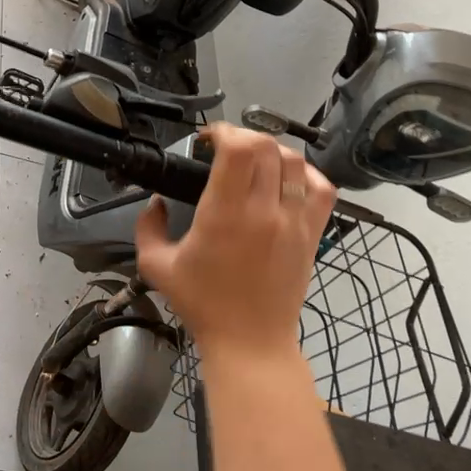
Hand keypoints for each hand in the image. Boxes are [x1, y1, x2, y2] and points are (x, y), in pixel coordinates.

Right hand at [136, 123, 336, 356]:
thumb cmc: (200, 303)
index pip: (239, 150)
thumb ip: (148, 227)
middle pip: (268, 147)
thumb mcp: (155, 265)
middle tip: (224, 148)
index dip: (224, 131)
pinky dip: (306, 172)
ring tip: (252, 161)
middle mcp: (264, 210)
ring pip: (296, 161)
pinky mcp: (313, 233)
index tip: (206, 139)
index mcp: (224, 214)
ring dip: (272, 151)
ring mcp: (294, 221)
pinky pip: (321, 187)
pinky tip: (286, 178)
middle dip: (243, 136)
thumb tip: (156, 204)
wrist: (249, 339)